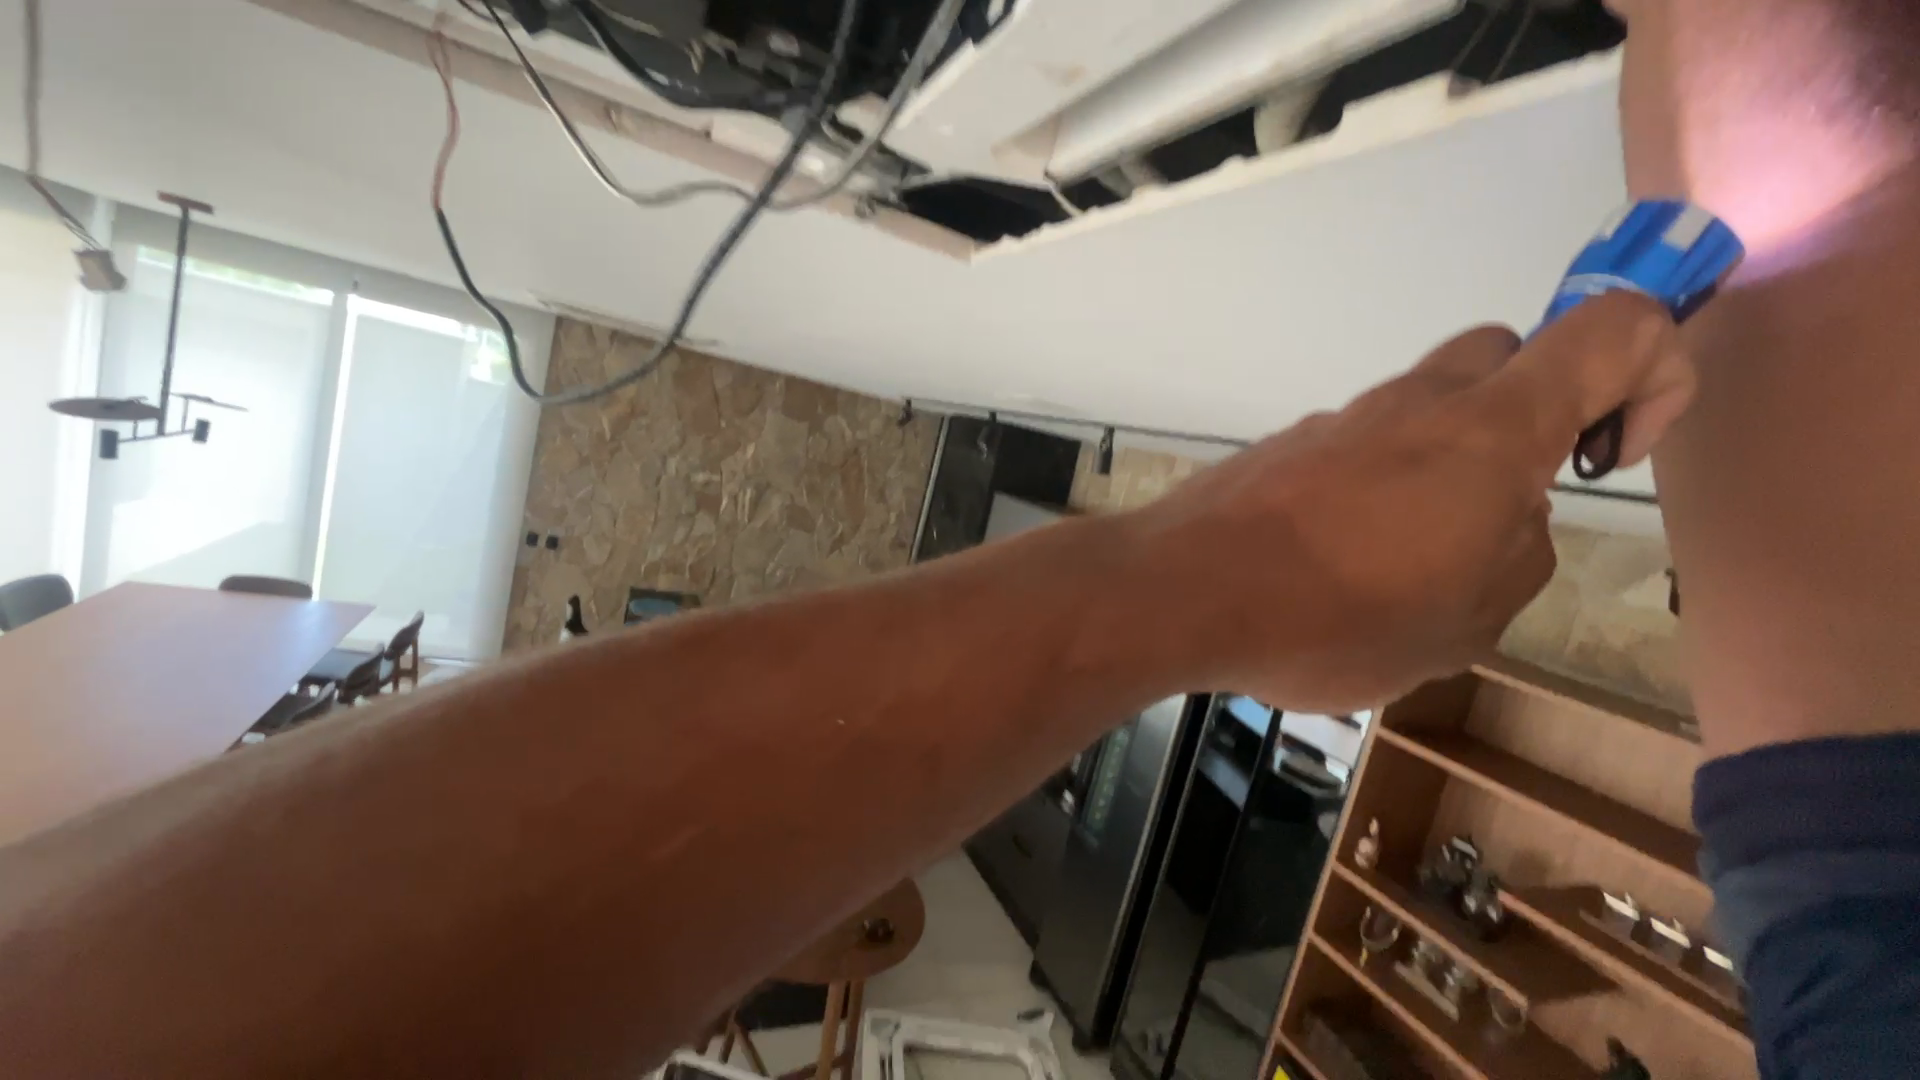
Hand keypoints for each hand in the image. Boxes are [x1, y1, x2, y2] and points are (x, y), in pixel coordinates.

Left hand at [1128, 293, 1692, 712]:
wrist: (1180, 594)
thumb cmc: (1332, 619)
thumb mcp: (1464, 626)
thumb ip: (1515, 560)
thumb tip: (1507, 523)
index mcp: (1486, 433)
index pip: (1610, 329)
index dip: (1650, 371)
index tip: (1611, 456)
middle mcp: (1409, 405)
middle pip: (1502, 356)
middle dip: (1529, 413)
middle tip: (1500, 508)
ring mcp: (1333, 422)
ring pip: (1416, 410)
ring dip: (1436, 464)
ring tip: (1403, 563)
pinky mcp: (1277, 449)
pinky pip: (1349, 449)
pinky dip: (1367, 485)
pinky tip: (1334, 561)